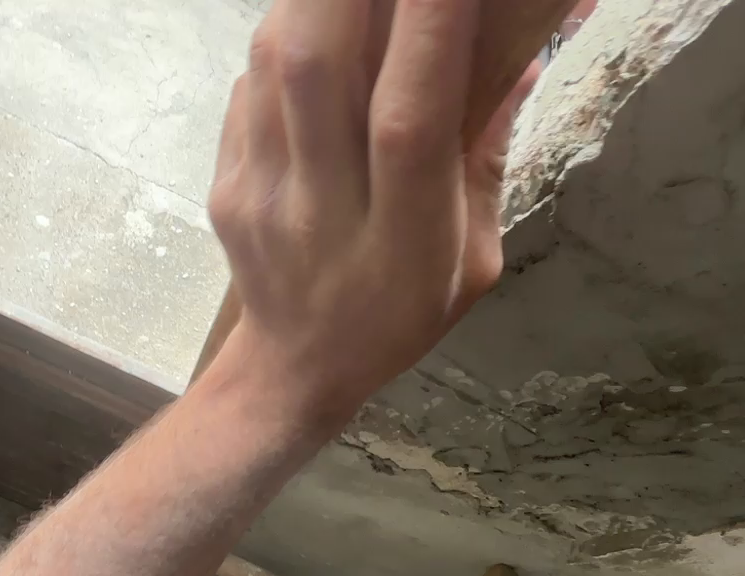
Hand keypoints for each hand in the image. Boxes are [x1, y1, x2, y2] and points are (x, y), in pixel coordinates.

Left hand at [204, 0, 540, 425]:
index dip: (430, 20)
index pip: (407, 115)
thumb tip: (520, 58)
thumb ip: (489, 166)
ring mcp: (259, 199)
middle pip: (316, 64)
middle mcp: (318, 214)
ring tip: (358, 1)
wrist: (293, 369)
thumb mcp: (469, 267)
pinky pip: (250, 86)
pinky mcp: (224, 188)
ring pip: (274, 59)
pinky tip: (316, 51)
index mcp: (398, 244)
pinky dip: (285, 43)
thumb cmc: (396, 321)